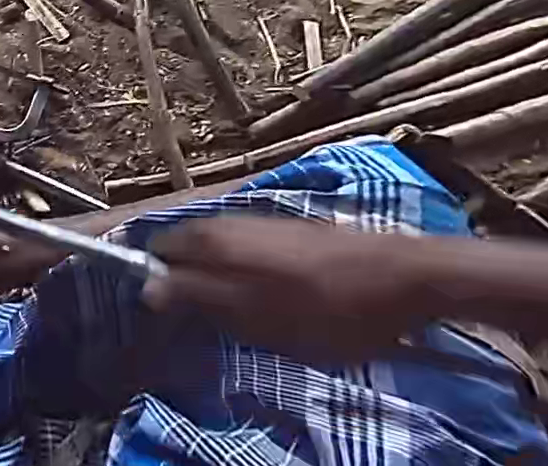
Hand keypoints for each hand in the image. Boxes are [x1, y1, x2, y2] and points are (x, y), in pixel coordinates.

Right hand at [142, 216, 444, 359]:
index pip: (152, 252)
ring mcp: (247, 224)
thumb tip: (147, 290)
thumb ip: (195, 297)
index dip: (152, 283)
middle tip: (199, 325)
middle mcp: (216, 222)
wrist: (400, 276)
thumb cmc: (323, 306)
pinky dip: (235, 277)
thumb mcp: (253, 314)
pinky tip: (262, 303)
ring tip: (233, 320)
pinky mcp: (275, 232)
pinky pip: (236, 255)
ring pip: (209, 254)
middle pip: (179, 252)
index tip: (162, 319)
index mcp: (204, 238)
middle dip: (181, 285)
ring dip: (210, 283)